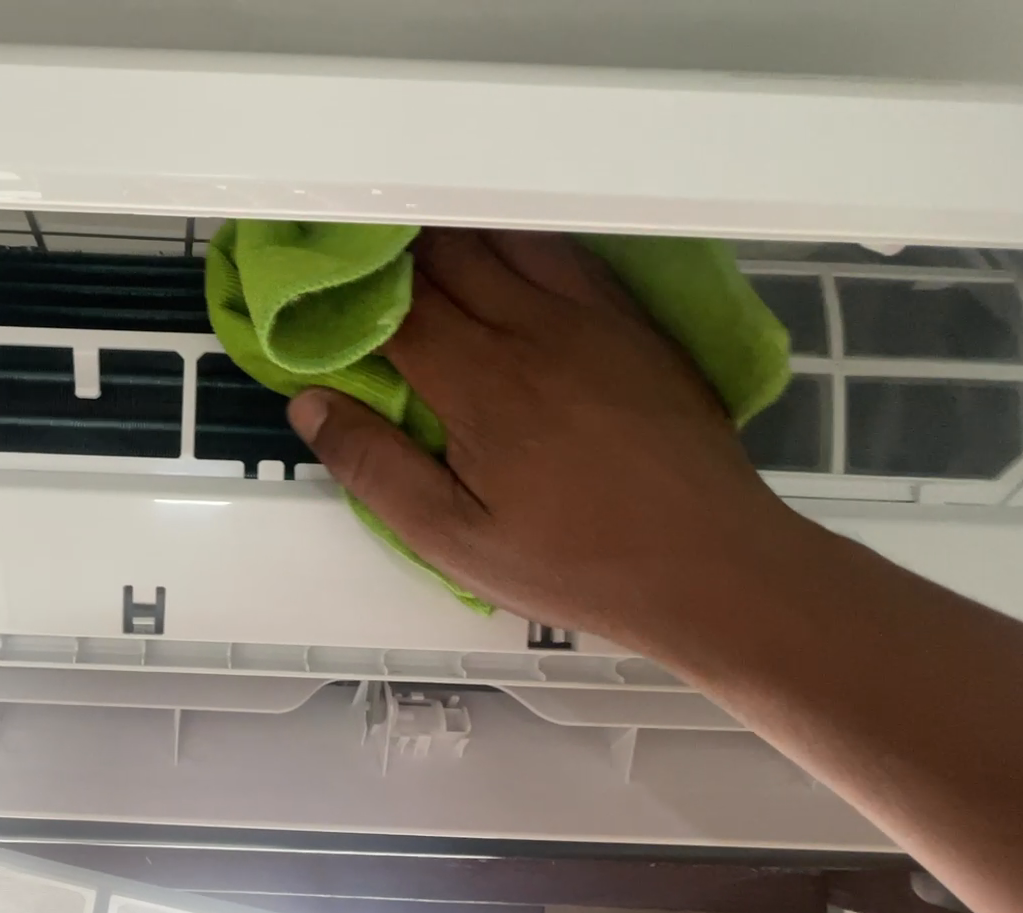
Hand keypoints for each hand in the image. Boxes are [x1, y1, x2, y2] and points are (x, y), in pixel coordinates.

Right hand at [287, 228, 809, 647]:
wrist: (712, 567)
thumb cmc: (571, 561)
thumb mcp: (452, 538)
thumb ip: (374, 467)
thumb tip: (310, 403)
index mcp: (482, 382)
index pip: (395, 309)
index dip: (346, 294)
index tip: (314, 294)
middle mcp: (536, 329)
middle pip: (447, 257)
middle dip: (390, 252)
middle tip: (352, 260)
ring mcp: (593, 318)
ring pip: (506, 239)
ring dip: (450, 234)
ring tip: (410, 244)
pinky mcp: (634, 323)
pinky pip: (567, 254)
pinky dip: (517, 239)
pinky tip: (497, 249)